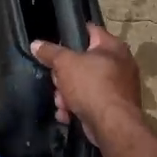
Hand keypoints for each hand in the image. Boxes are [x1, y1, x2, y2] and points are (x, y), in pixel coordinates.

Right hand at [31, 25, 142, 141]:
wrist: (112, 125)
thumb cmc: (91, 85)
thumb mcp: (64, 63)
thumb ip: (49, 52)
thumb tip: (36, 44)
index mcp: (112, 47)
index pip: (90, 30)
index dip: (71, 33)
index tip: (54, 41)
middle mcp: (120, 64)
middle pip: (83, 61)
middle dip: (64, 74)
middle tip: (56, 80)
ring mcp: (119, 88)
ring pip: (84, 84)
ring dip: (67, 93)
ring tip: (61, 103)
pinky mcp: (115, 107)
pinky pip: (90, 101)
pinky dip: (77, 107)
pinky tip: (67, 114)